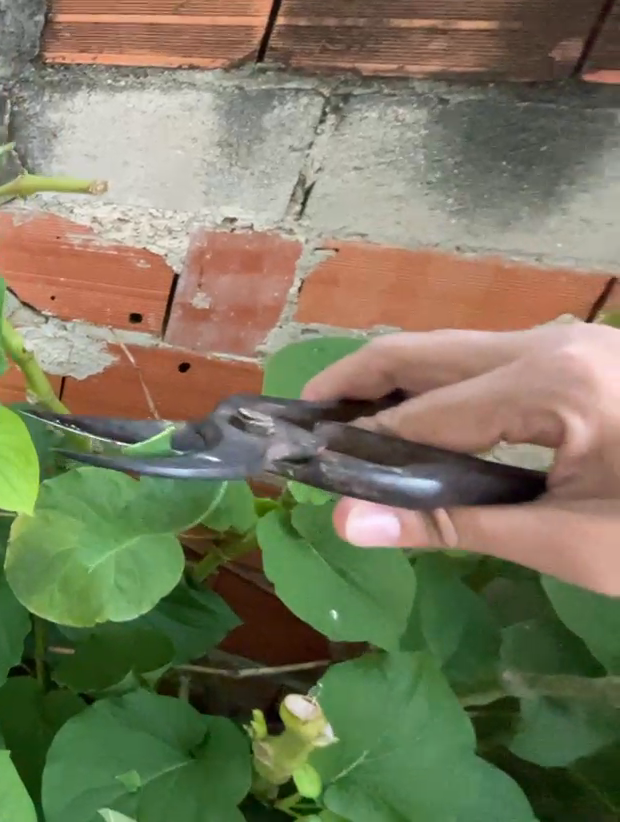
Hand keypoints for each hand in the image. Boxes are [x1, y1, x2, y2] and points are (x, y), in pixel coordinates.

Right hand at [303, 323, 619, 593]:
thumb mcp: (582, 545)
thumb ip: (454, 527)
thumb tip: (343, 525)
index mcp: (551, 382)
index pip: (418, 416)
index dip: (357, 447)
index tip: (305, 469)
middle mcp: (551, 345)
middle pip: (411, 354)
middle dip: (349, 388)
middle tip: (302, 426)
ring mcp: (573, 345)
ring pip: (443, 350)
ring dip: (390, 385)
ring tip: (351, 428)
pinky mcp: (588, 357)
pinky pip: (483, 361)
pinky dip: (436, 387)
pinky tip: (422, 423)